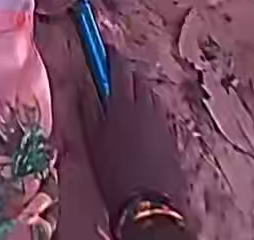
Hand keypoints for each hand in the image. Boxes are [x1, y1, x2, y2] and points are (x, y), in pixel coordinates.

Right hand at [75, 54, 187, 214]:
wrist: (148, 208)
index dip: (110, 53)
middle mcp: (146, 109)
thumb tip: (80, 84)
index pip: (118, 68)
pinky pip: (161, 114)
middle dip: (125, 71)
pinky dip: (151, 108)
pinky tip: (142, 120)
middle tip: (112, 71)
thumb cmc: (112, 171)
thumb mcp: (91, 138)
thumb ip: (87, 106)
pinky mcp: (172, 142)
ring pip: (152, 96)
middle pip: (138, 79)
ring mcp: (162, 126)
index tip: (103, 45)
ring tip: (127, 95)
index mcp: (122, 104)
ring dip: (139, 89)